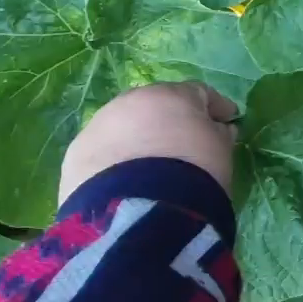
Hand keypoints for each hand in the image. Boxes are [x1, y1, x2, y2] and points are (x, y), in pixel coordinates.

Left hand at [59, 82, 240, 203]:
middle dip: (172, 120)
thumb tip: (217, 129)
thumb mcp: (221, 149)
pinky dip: (117, 162)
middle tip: (186, 142)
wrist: (139, 208)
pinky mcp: (74, 157)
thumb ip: (219, 133)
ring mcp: (97, 127)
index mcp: (170, 94)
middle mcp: (129, 102)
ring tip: (153, 166)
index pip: (199, 93)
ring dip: (140, 140)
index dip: (216, 107)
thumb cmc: (193, 168)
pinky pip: (105, 154)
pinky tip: (128, 182)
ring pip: (124, 128)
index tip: (228, 122)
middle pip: (156, 106)